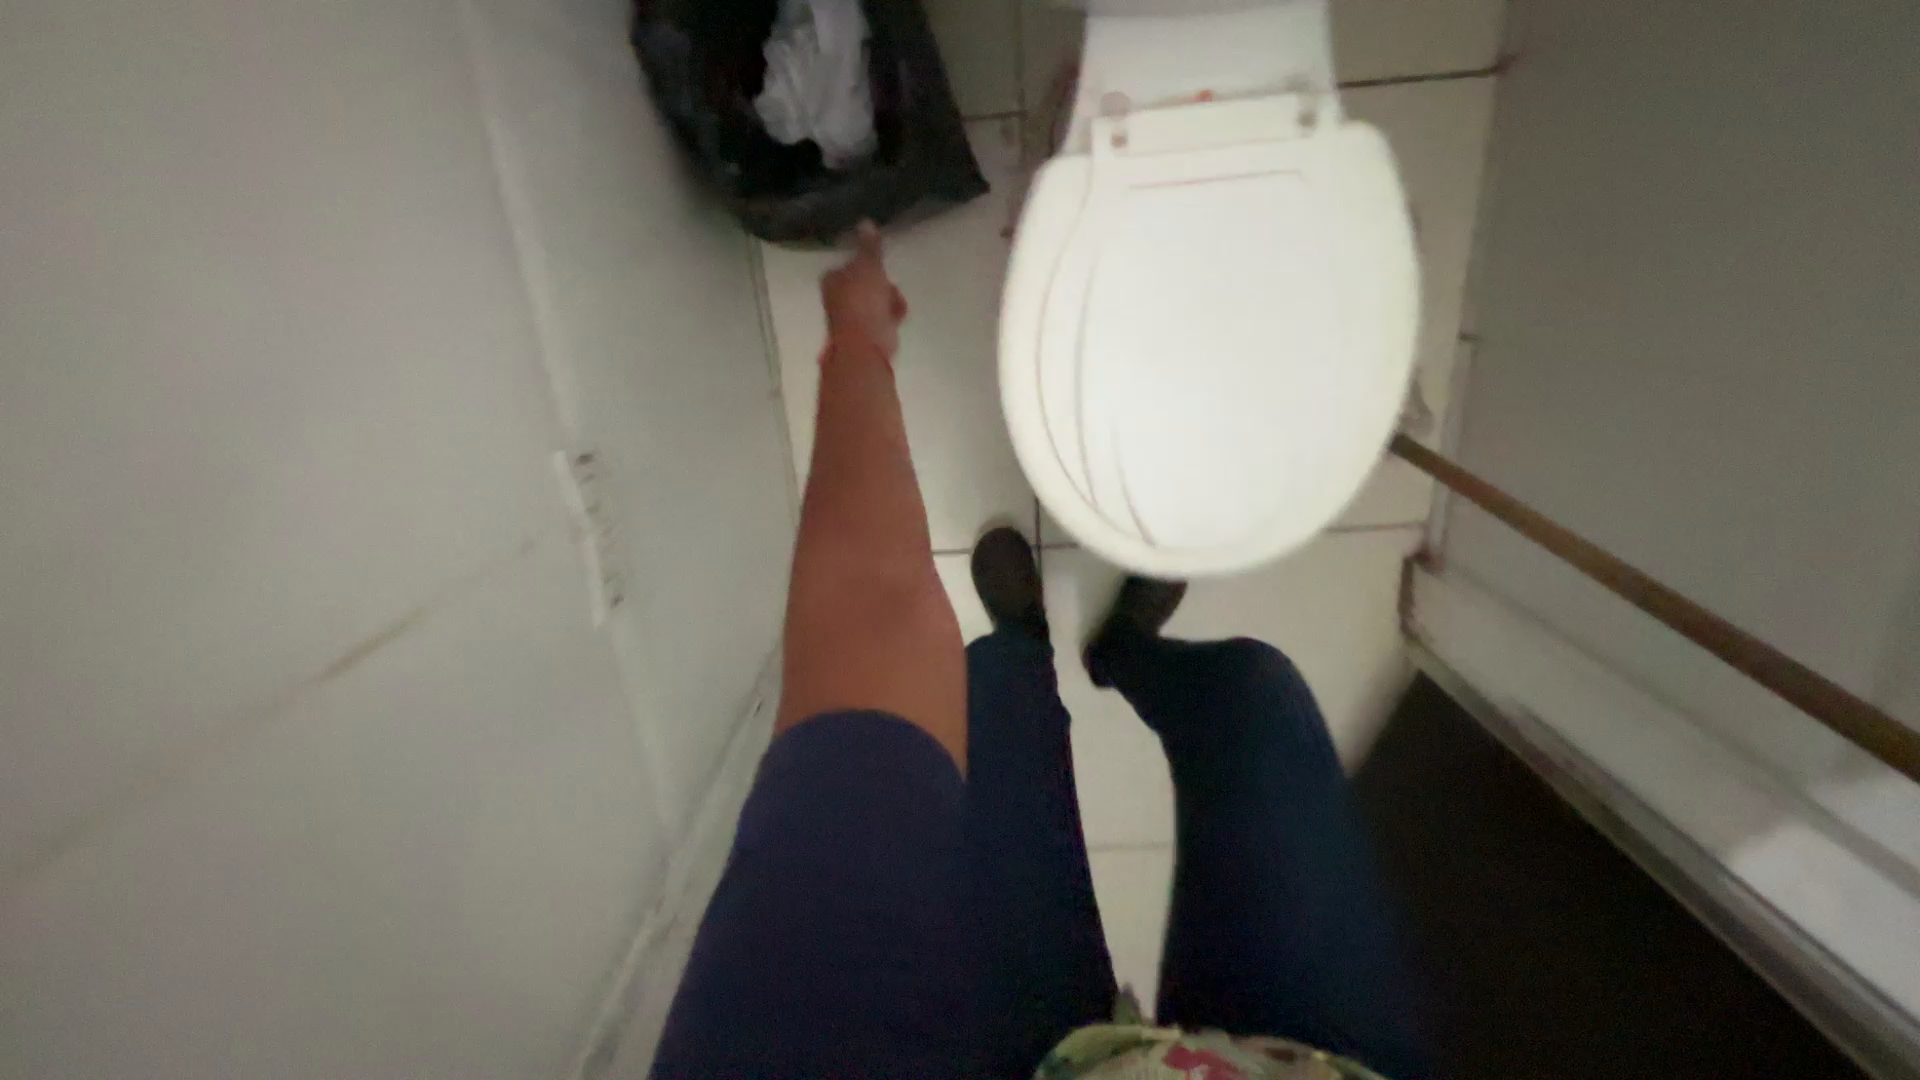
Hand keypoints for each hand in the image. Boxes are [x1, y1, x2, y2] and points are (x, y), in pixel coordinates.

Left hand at [821, 221, 907, 359]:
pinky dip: (892, 314)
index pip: (851, 263)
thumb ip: (869, 246)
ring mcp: (853, 316)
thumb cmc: (863, 302)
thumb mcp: (868, 266)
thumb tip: (866, 222)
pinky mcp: (869, 331)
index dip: (867, 263)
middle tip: (889, 285)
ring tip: (895, 303)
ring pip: (877, 298)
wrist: (866, 343)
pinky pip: (884, 315)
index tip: (880, 264)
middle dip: (882, 283)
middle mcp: (839, 297)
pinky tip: (898, 316)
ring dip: (890, 298)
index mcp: (832, 279)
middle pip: (866, 281)